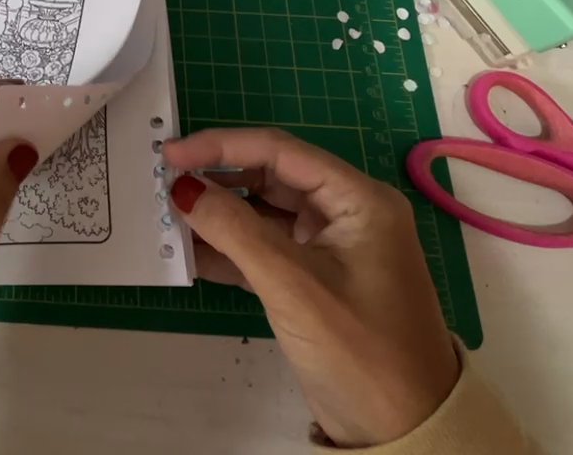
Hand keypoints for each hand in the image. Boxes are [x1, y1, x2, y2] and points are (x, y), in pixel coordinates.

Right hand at [165, 129, 459, 446]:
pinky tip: (190, 251)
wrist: (407, 439)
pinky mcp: (313, 277)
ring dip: (218, 213)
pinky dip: (228, 247)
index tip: (171, 155)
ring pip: (261, 210)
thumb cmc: (361, 352)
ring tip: (170, 214)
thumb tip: (182, 188)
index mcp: (357, 199)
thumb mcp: (292, 284)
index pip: (278, 151)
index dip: (220, 146)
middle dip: (217, 178)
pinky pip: (262, 246)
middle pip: (268, 175)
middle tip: (165, 183)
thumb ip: (233, 228)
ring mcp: (329, 245)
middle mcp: (345, 211)